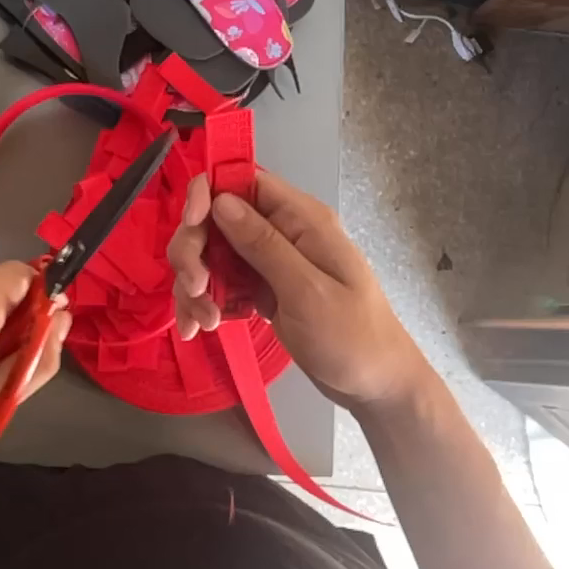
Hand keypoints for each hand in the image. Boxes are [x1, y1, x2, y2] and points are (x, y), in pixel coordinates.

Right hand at [167, 171, 430, 413]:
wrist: (376, 386)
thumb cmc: (352, 337)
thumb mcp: (306, 291)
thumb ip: (263, 244)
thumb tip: (221, 201)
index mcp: (302, 219)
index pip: (244, 181)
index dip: (208, 195)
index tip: (192, 227)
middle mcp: (284, 232)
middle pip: (218, 219)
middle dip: (195, 250)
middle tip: (195, 288)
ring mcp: (271, 263)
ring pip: (213, 254)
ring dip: (196, 283)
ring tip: (203, 321)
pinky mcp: (262, 291)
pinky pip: (221, 284)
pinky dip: (204, 302)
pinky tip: (199, 328)